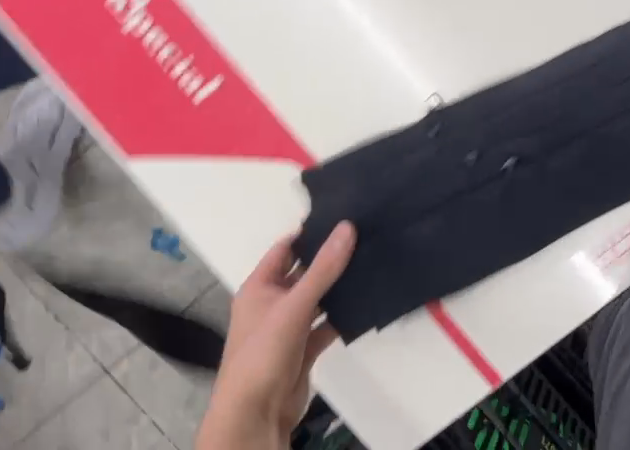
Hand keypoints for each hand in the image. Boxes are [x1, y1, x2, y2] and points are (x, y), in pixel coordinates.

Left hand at [197, 223, 355, 449]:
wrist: (255, 416)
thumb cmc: (263, 354)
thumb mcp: (294, 306)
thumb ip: (323, 268)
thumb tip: (348, 226)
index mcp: (259, 288)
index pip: (286, 249)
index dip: (311, 232)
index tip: (344, 215)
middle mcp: (272, 303)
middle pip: (305, 271)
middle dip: (332, 257)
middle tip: (368, 235)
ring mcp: (289, 326)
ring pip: (319, 297)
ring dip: (341, 286)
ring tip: (374, 261)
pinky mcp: (304, 347)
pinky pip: (327, 323)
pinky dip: (344, 314)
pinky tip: (368, 300)